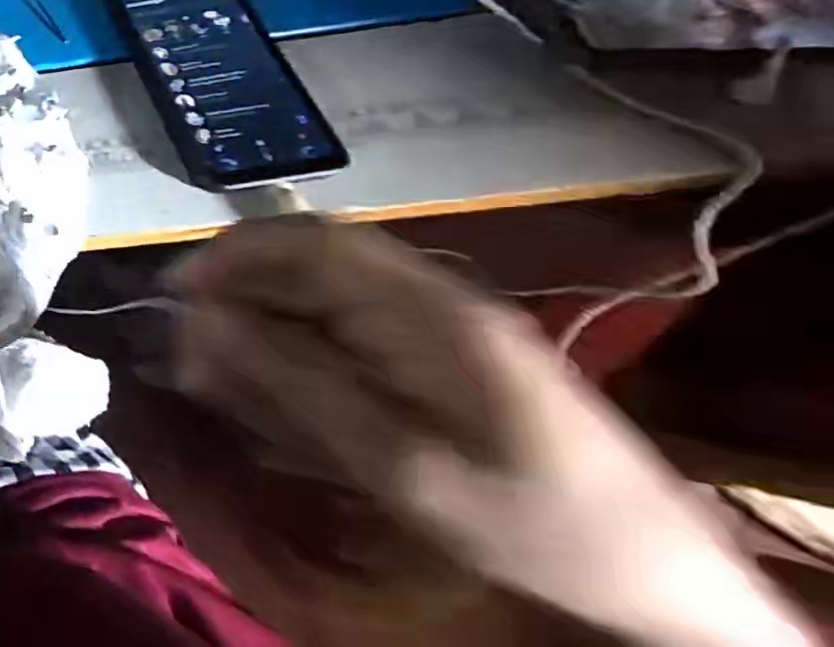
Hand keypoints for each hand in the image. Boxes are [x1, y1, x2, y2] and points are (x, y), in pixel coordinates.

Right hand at [170, 217, 814, 646]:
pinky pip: (337, 325)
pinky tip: (267, 382)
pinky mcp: (430, 350)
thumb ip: (292, 379)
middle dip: (236, 292)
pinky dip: (289, 345)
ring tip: (213, 368)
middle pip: (305, 260)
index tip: (176, 290)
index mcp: (426, 308)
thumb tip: (199, 318)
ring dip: (257, 320)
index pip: (308, 240)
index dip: (232, 252)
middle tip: (186, 341)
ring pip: (315, 292)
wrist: (657, 592)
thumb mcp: (396, 462)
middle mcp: (426, 295)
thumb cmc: (527, 527)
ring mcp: (430, 321)